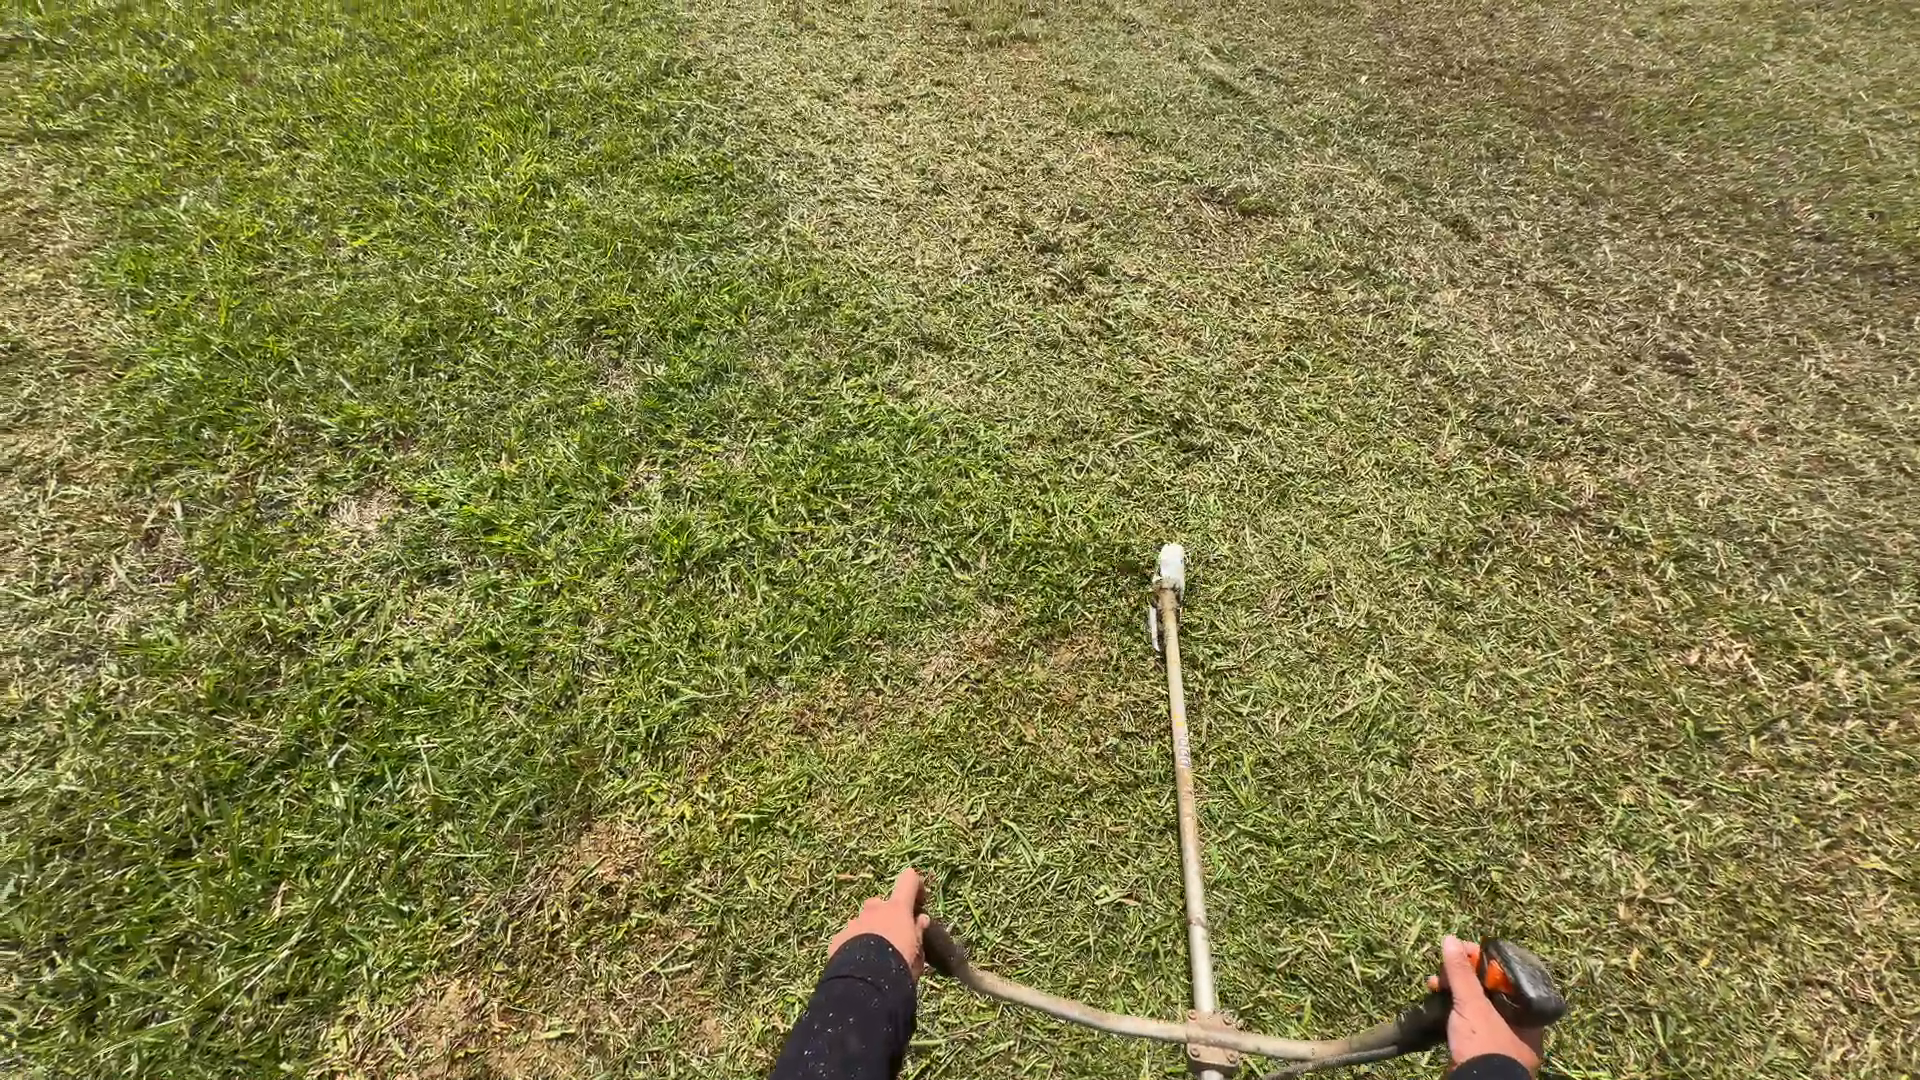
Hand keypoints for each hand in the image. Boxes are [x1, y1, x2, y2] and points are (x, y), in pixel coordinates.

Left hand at [828, 868, 930, 977]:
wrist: (866, 987)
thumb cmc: (899, 966)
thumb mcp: (918, 953)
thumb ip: (918, 932)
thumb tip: (921, 919)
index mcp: (897, 908)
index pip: (908, 880)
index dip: (914, 886)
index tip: (918, 902)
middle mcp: (875, 909)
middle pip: (882, 904)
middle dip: (887, 918)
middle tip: (893, 941)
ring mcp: (854, 922)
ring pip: (864, 922)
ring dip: (870, 933)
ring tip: (874, 959)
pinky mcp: (838, 938)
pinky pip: (849, 938)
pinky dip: (854, 947)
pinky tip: (858, 967)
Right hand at [1427, 935, 1545, 1073]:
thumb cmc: (1484, 1046)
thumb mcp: (1472, 1005)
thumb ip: (1462, 973)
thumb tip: (1450, 939)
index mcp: (1527, 1015)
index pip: (1505, 976)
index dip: (1482, 960)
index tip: (1460, 952)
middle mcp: (1518, 1025)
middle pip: (1488, 986)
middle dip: (1461, 974)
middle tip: (1443, 971)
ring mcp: (1500, 1036)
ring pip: (1475, 1001)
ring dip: (1453, 988)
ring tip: (1434, 985)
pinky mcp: (1481, 1045)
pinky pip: (1468, 1015)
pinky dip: (1453, 1005)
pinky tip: (1438, 1001)